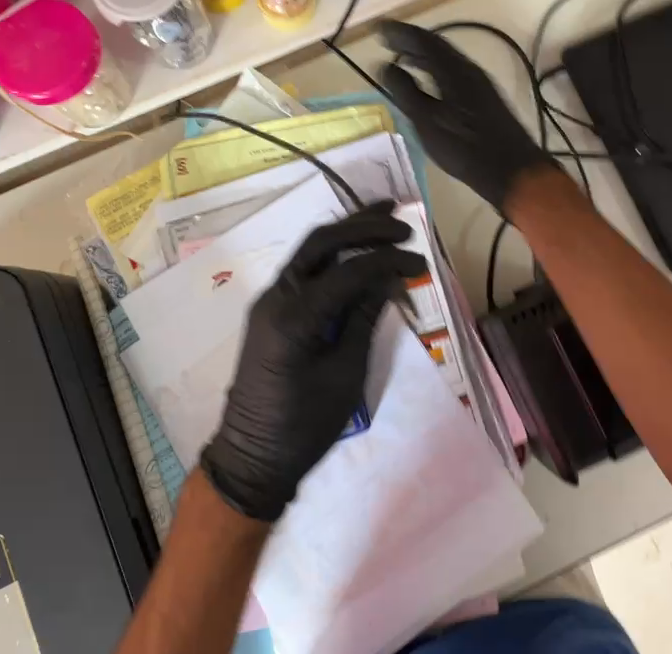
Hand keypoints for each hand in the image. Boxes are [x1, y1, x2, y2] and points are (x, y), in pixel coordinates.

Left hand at [200, 203, 426, 521]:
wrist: (252, 456)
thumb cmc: (304, 425)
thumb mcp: (345, 375)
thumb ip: (364, 320)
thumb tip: (387, 279)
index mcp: (295, 316)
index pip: (348, 271)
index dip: (386, 261)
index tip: (419, 259)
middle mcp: (277, 296)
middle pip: (321, 243)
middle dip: (362, 226)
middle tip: (401, 221)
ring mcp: (269, 300)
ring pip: (309, 250)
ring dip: (346, 232)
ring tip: (382, 215)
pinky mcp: (271, 309)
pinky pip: (304, 268)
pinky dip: (331, 253)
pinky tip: (355, 249)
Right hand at [380, 20, 555, 212]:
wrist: (512, 170)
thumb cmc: (465, 148)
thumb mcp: (427, 122)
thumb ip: (405, 92)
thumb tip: (384, 67)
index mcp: (454, 71)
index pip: (424, 41)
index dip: (399, 33)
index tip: (378, 29)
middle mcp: (469, 69)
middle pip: (437, 46)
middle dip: (410, 41)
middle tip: (386, 39)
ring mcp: (479, 82)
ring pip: (447, 59)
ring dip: (423, 55)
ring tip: (402, 57)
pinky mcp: (484, 96)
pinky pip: (454, 71)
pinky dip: (435, 68)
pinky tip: (428, 80)